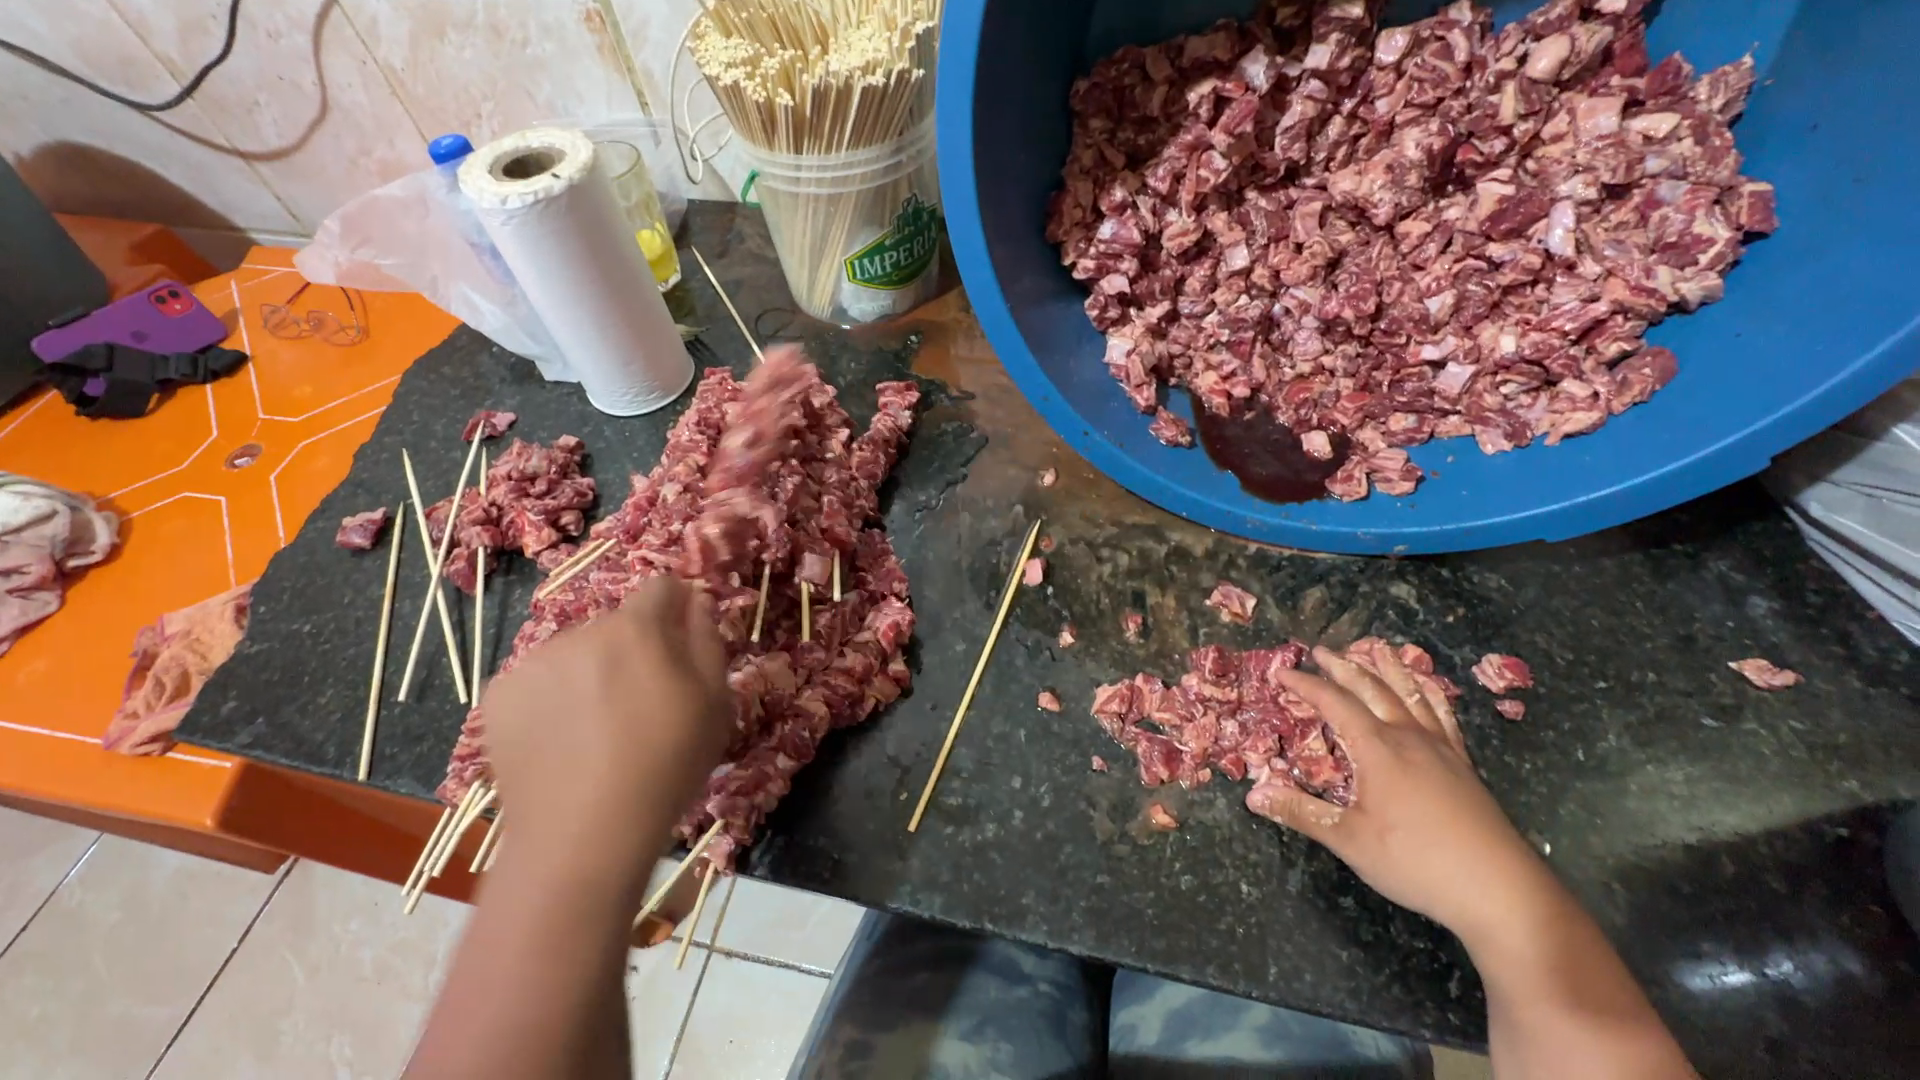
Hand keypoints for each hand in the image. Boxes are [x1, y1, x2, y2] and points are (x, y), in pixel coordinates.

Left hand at [481, 577, 729, 888]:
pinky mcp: (499, 697)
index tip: (680, 650)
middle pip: (617, 623)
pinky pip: (538, 681)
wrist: (583, 836)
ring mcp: (533, 663)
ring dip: (591, 674)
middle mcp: (580, 631)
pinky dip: (552, 701)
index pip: (662, 587)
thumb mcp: (715, 704)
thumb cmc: (666, 768)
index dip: (676, 612)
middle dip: (633, 650)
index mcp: (637, 628)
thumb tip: (695, 601)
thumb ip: (707, 639)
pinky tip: (562, 743)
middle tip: (641, 706)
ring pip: (575, 652)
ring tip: (598, 731)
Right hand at [1246, 645, 1557, 943]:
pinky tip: (1428, 690)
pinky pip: (1443, 716)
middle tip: (1322, 650)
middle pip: (1373, 690)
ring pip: (1411, 695)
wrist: (1499, 888)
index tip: (1281, 673)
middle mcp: (1409, 738)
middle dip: (1344, 668)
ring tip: (1378, 648)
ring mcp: (1441, 749)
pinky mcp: (1462, 766)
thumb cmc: (1416, 862)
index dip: (1305, 686)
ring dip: (1390, 669)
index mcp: (1378, 749)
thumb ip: (1301, 812)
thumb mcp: (1349, 840)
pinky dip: (1430, 694)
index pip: (1334, 704)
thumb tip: (1253, 794)